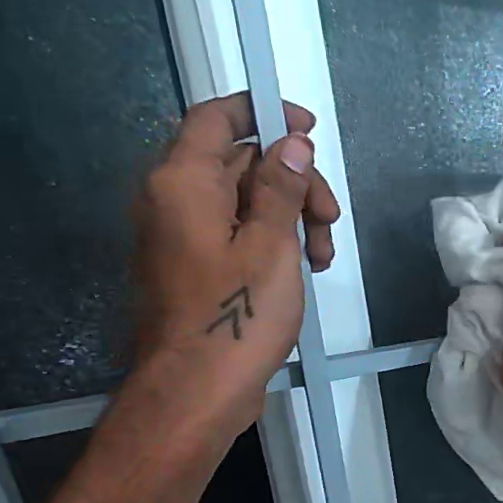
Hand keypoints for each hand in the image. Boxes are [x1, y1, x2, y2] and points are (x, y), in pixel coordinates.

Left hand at [130, 92, 340, 436]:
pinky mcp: (196, 265)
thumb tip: (291, 143)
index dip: (262, 112)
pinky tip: (303, 267)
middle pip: (239, 162)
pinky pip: (238, 231)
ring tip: (321, 256)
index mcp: (182, 183)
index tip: (308, 128)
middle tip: (329, 219)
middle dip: (293, 182)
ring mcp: (183, 235)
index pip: (216, 118)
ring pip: (244, 200)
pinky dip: (274, 239)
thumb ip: (280, 187)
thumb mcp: (270, 245)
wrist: (196, 391)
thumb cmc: (234, 315)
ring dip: (291, 216)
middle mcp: (173, 199)